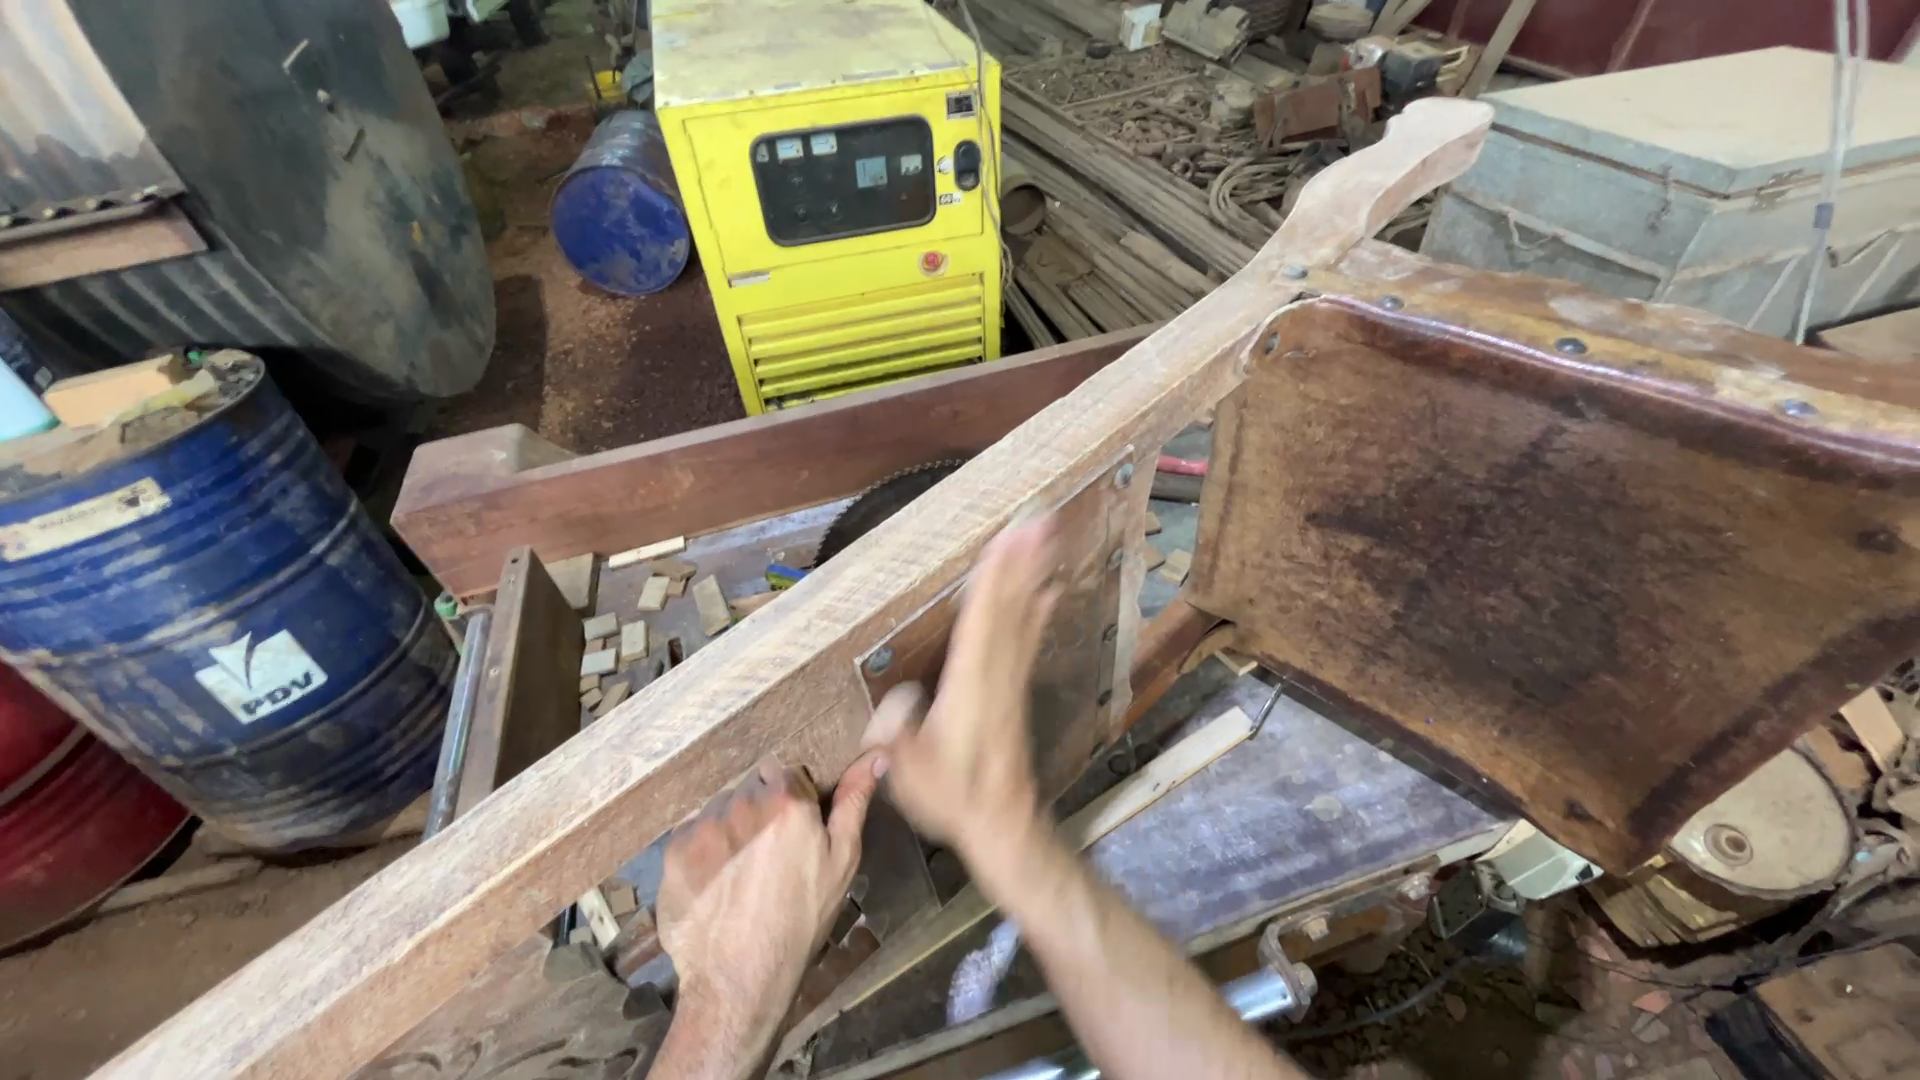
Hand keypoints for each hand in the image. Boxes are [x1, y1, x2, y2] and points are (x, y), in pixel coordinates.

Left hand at [654, 753, 881, 1066]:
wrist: (738, 978)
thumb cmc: (801, 919)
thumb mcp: (841, 861)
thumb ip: (854, 801)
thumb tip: (876, 756)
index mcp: (787, 799)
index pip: (786, 772)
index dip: (791, 797)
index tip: (793, 824)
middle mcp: (742, 801)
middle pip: (751, 786)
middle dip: (759, 805)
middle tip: (768, 848)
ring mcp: (704, 824)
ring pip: (721, 805)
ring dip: (731, 823)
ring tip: (739, 865)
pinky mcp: (674, 849)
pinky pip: (692, 831)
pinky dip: (703, 846)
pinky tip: (715, 878)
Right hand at [862, 517, 1061, 867]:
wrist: (1002, 821)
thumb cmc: (952, 799)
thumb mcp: (910, 776)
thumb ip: (898, 735)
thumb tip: (899, 698)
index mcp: (969, 688)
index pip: (982, 623)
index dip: (993, 580)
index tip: (1006, 541)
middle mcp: (996, 675)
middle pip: (1009, 609)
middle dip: (1020, 563)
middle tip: (1038, 520)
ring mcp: (1011, 680)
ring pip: (1022, 618)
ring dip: (1032, 576)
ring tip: (1046, 540)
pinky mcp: (1016, 688)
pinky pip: (1028, 639)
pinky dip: (1038, 609)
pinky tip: (1049, 590)